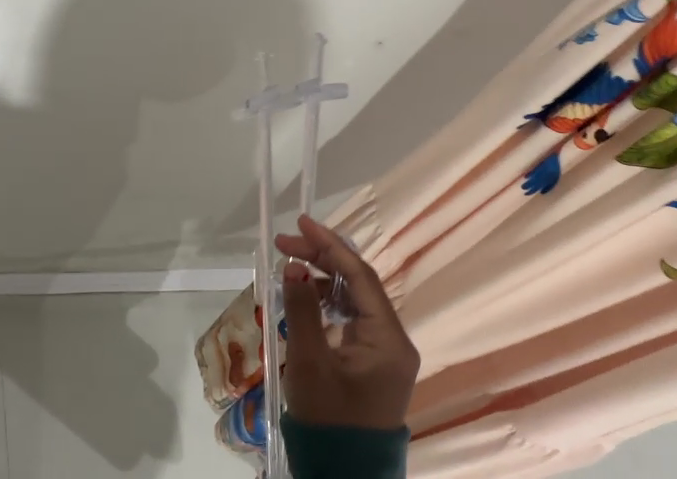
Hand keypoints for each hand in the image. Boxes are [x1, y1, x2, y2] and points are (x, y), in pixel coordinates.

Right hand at [273, 213, 419, 429]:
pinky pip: (349, 320)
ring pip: (353, 301)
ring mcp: (384, 353)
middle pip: (359, 285)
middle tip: (283, 243)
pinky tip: (301, 300)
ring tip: (287, 270)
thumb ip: (302, 308)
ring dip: (321, 280)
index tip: (300, 223)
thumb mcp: (309, 360)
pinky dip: (325, 303)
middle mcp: (393, 341)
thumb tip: (295, 266)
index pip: (361, 277)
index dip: (330, 245)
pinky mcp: (370, 364)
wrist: (343, 472)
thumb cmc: (328, 416)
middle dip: (322, 259)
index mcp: (389, 339)